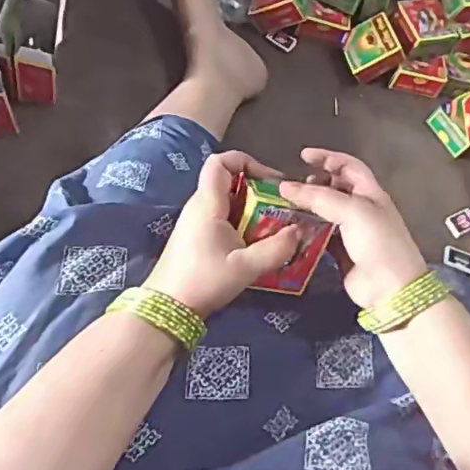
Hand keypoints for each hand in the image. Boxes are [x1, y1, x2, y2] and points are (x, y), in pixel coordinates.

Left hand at [144, 151, 302, 315]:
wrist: (168, 307)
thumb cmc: (204, 281)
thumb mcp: (246, 267)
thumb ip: (277, 248)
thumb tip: (301, 231)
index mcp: (208, 204)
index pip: (220, 162)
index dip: (246, 161)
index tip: (270, 181)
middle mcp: (199, 206)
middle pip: (228, 180)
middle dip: (257, 189)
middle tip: (280, 208)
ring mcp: (195, 221)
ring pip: (227, 200)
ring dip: (252, 208)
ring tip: (273, 227)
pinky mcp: (195, 236)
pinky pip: (222, 217)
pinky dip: (241, 222)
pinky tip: (255, 243)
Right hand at [278, 148, 428, 308]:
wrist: (390, 287)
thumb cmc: (377, 242)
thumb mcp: (352, 211)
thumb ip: (318, 197)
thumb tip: (285, 186)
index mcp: (371, 192)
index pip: (348, 165)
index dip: (327, 157)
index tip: (303, 156)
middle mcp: (362, 209)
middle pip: (336, 187)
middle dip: (316, 182)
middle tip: (294, 185)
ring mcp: (352, 231)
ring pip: (326, 211)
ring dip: (309, 206)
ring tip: (289, 205)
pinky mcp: (342, 251)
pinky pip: (322, 234)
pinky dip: (308, 230)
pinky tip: (294, 229)